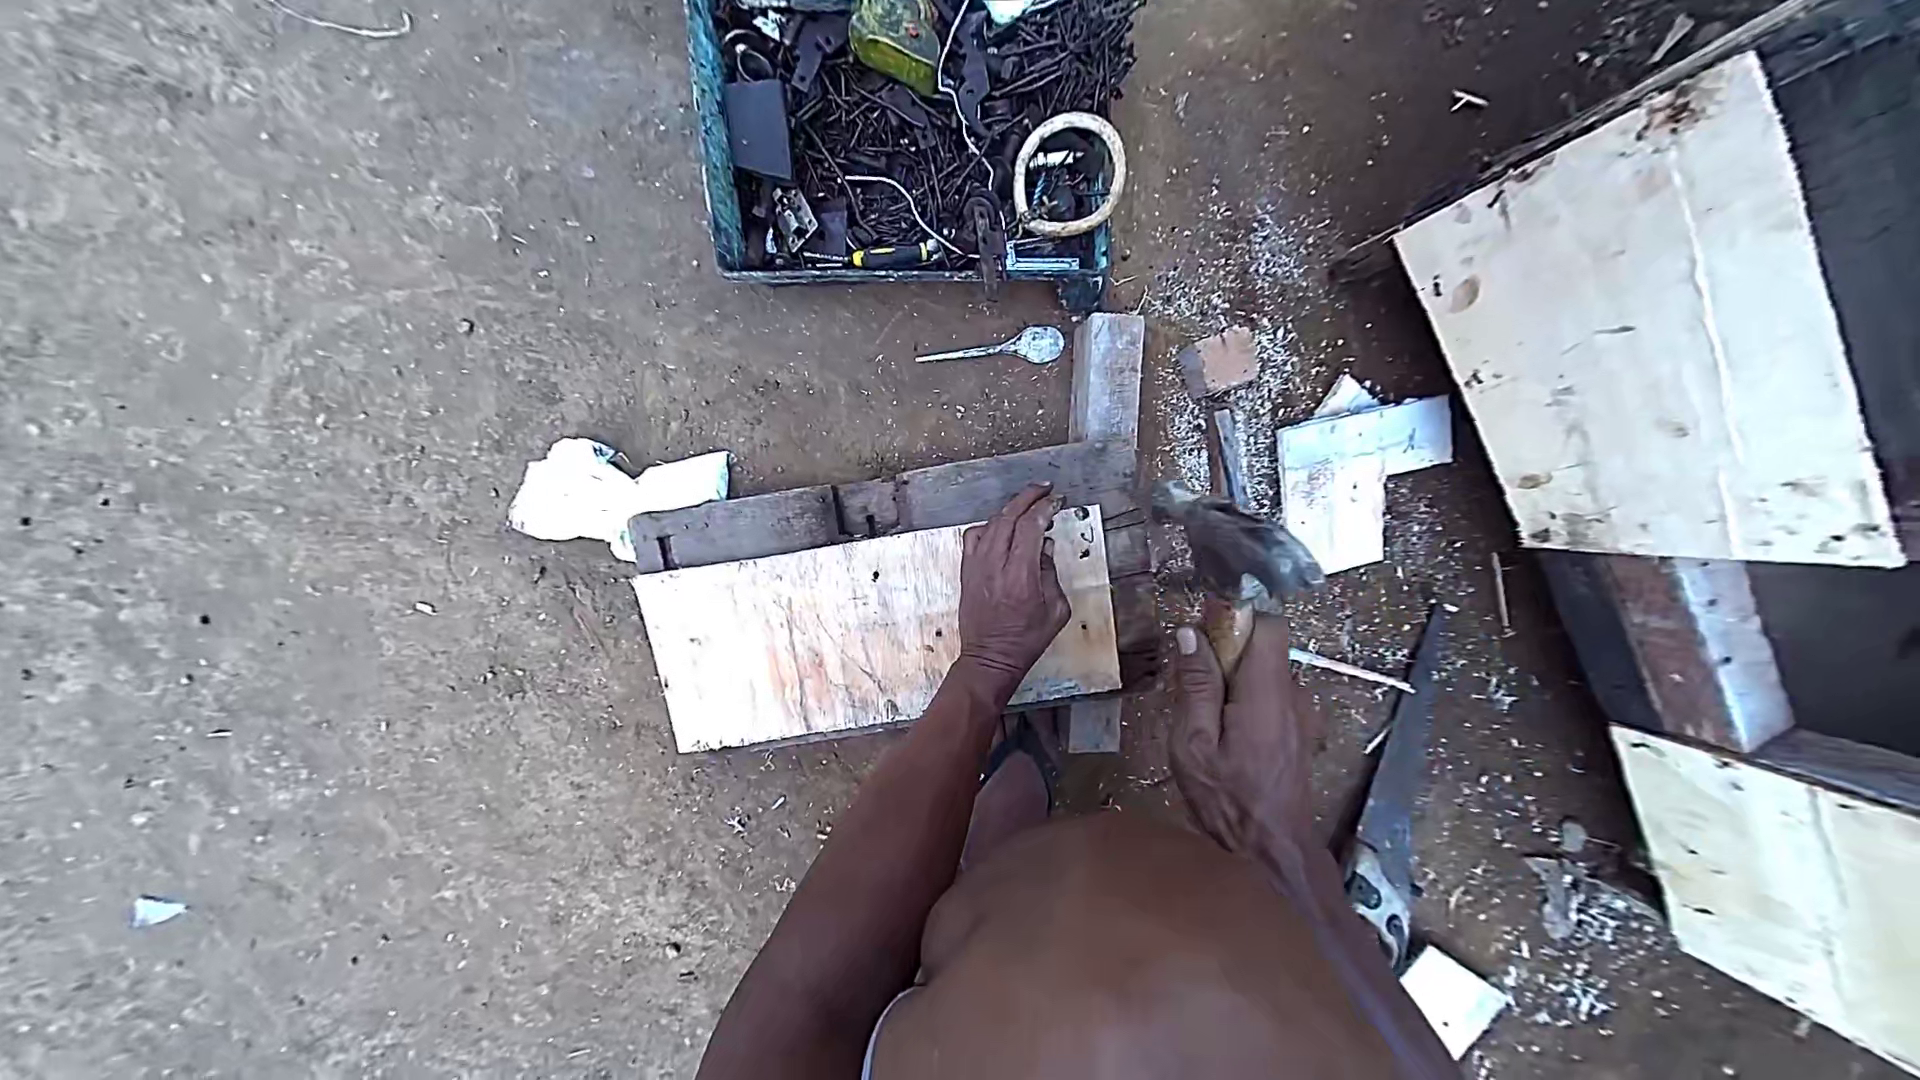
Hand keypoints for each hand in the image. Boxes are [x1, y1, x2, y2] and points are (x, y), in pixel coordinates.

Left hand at [955, 484, 1071, 701]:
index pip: (1030, 527)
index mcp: (1021, 576)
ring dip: (1010, 510)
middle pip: (1009, 517)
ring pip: (991, 524)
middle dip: (1028, 498)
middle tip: (1043, 490)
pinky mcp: (966, 571)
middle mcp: (995, 567)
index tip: (1056, 501)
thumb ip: (1051, 572)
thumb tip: (1045, 545)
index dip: (1044, 508)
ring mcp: (977, 567)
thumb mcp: (1056, 610)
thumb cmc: (1024, 639)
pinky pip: (973, 537)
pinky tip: (999, 528)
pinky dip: (988, 526)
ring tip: (1026, 505)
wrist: (990, 657)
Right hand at [1168, 608, 1316, 854]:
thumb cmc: (1226, 800)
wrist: (1271, 854)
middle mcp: (1295, 697)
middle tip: (1192, 683)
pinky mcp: (1301, 731)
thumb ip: (1196, 686)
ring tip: (1204, 715)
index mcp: (1268, 695)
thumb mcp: (1193, 743)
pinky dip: (1246, 698)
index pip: (1269, 626)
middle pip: (1264, 647)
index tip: (1202, 633)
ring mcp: (1303, 715)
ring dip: (1234, 678)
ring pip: (1265, 671)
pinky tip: (1226, 732)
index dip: (1235, 619)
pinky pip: (1271, 694)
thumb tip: (1191, 634)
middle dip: (1226, 652)